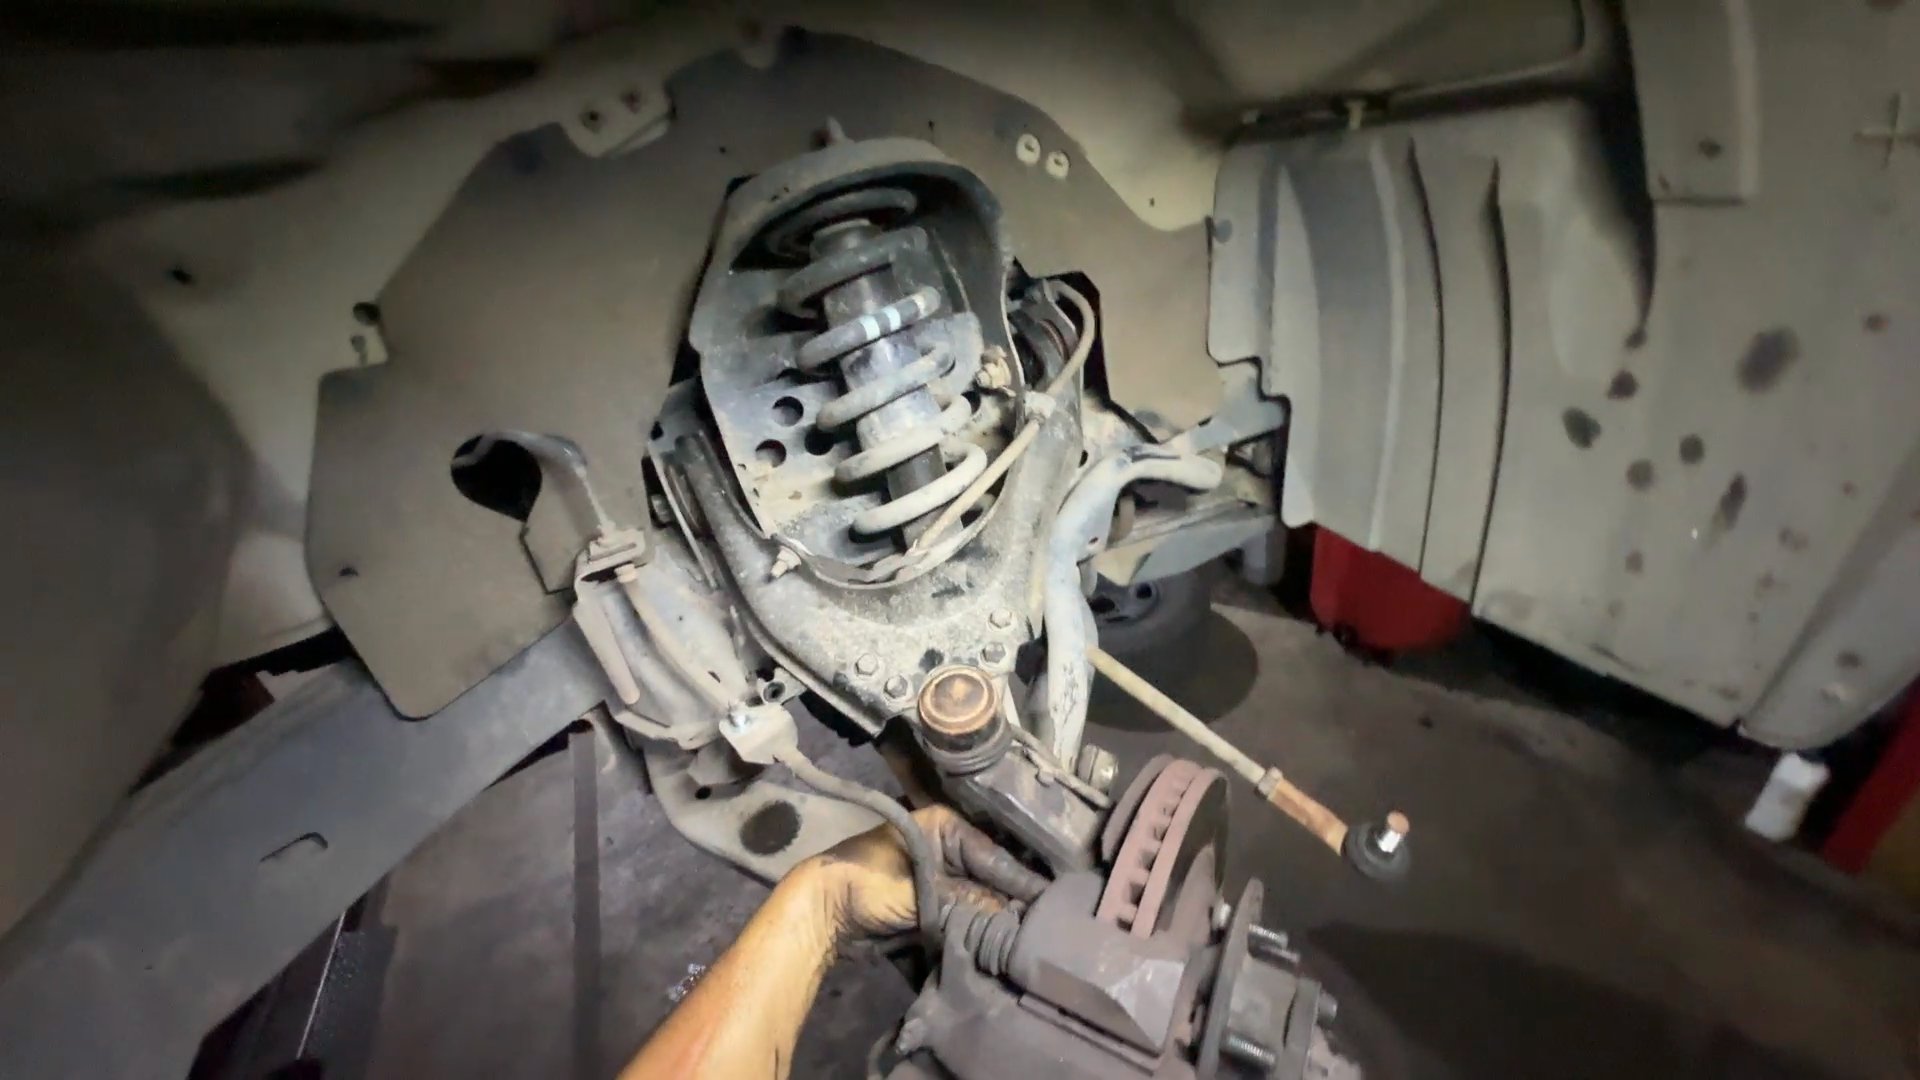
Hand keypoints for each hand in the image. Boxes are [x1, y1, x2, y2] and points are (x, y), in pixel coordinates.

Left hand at [799, 804, 1046, 942]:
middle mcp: (947, 847)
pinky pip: (961, 916)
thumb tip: (1015, 918)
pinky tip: (997, 945)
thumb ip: (969, 904)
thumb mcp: (921, 893)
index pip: (995, 856)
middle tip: (1045, 926)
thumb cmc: (867, 884)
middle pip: (989, 878)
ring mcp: (939, 877)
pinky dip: (974, 930)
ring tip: (1027, 939)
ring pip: (978, 900)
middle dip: (1010, 903)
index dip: (1022, 881)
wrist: (821, 912)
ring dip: (994, 920)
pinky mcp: (930, 905)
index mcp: (946, 826)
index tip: (1053, 901)